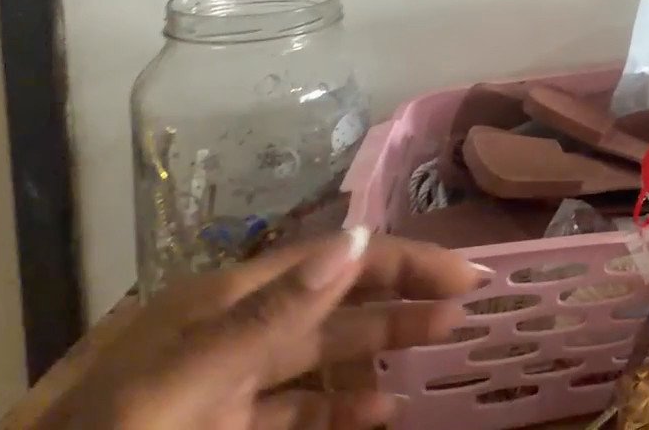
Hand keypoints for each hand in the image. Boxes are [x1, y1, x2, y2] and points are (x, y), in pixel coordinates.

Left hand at [39, 229, 485, 429]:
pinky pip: (299, 411)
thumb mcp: (178, 388)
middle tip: (471, 301)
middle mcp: (237, 330)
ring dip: (385, 345)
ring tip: (444, 341)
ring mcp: (230, 384)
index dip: (404, 260)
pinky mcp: (225, 429)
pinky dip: (344, 409)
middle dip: (406, 295)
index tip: (465, 272)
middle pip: (340, 300)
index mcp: (228, 301)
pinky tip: (384, 412)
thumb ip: (269, 317)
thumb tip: (355, 238)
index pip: (336, 261)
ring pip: (327, 352)